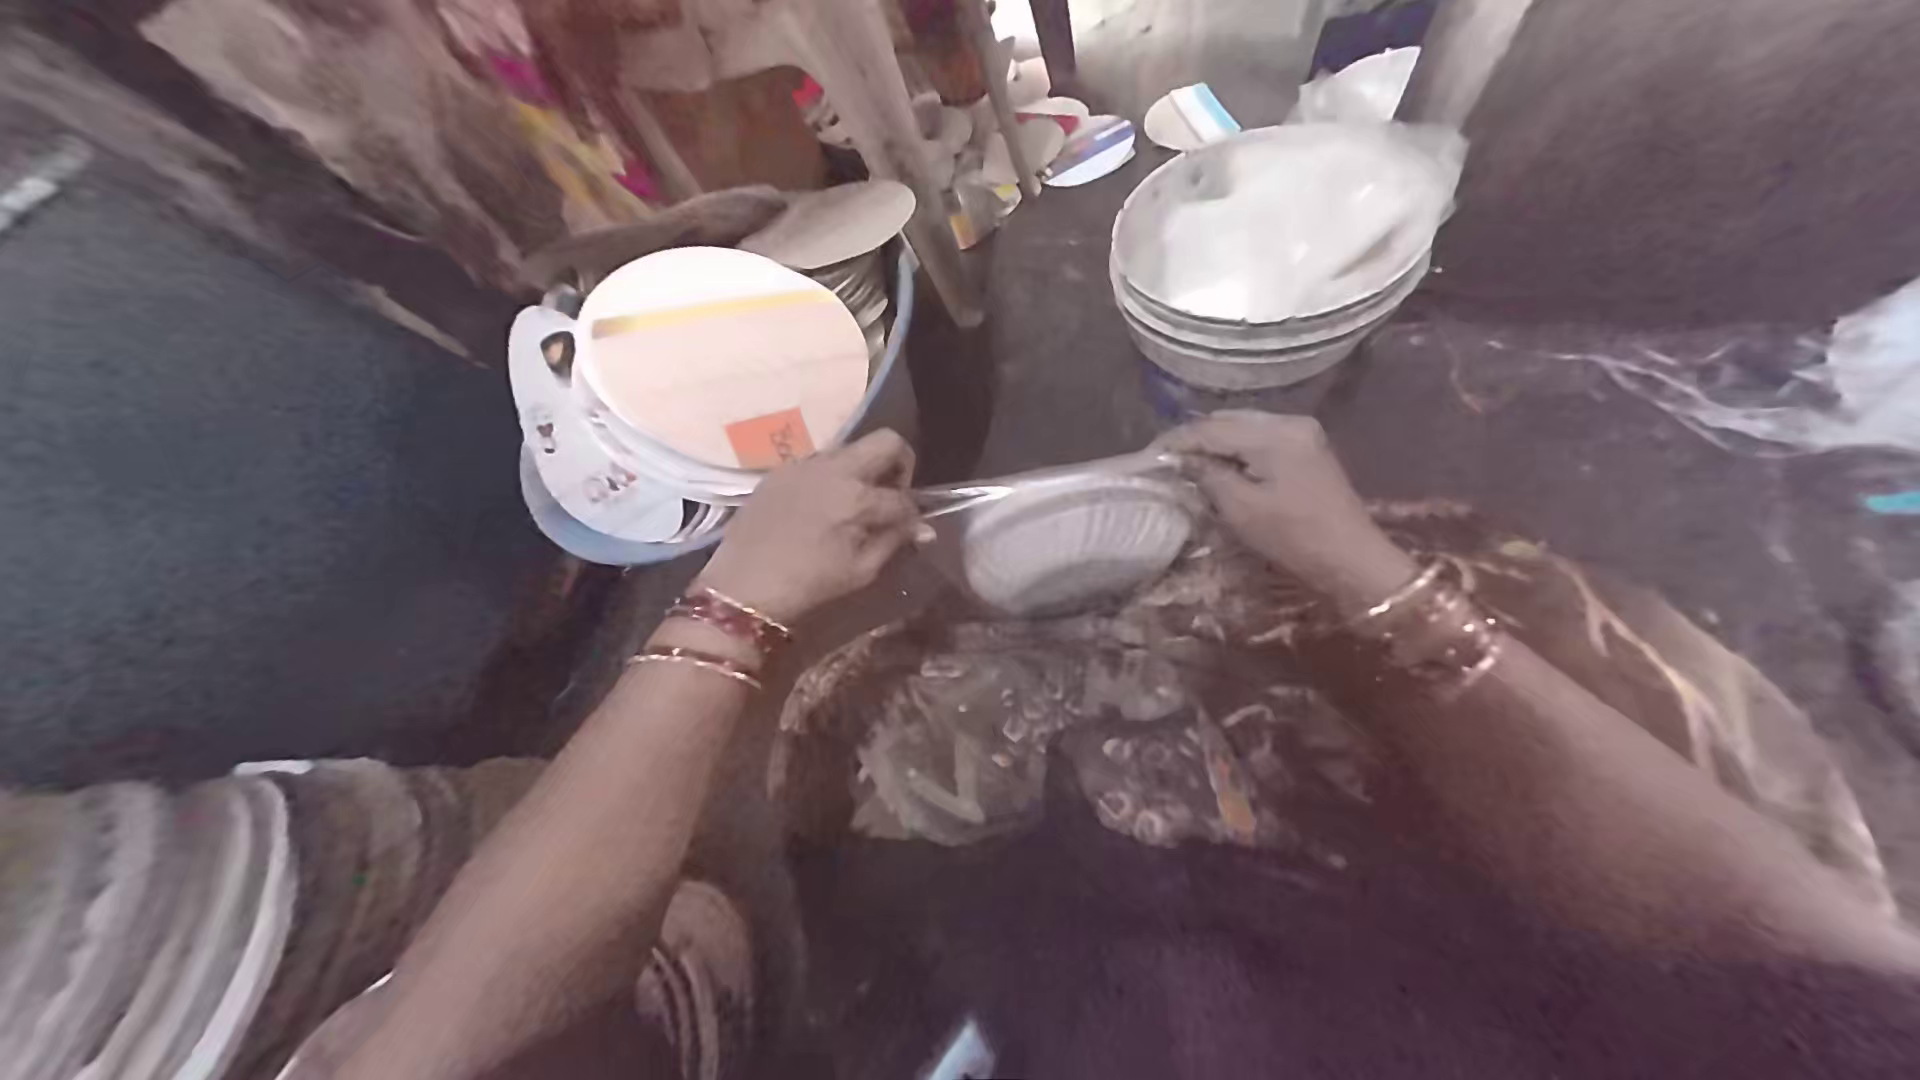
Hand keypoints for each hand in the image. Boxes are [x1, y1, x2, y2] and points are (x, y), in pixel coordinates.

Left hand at [696, 430, 928, 623]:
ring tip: (854, 501)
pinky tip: (821, 505)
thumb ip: (895, 541)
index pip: (903, 497)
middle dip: (901, 463)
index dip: (913, 514)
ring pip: (851, 448)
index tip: (910, 527)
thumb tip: (923, 528)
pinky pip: (819, 461)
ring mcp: (805, 464)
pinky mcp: (781, 470)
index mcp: (858, 499)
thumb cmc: (809, 585)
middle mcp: (835, 470)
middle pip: (887, 441)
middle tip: (892, 493)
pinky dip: (832, 476)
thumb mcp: (861, 571)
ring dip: (864, 468)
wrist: (743, 586)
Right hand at [1156, 411, 1417, 611]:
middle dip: (1192, 438)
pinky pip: (1258, 435)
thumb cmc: (1292, 536)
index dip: (1176, 441)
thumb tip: (1180, 459)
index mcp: (1273, 435)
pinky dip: (1233, 446)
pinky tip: (1218, 463)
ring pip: (1241, 425)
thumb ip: (1207, 475)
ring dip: (1212, 441)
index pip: (1210, 428)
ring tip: (1185, 462)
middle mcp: (1288, 422)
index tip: (1147, 456)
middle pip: (1226, 420)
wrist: (1350, 557)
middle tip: (1164, 460)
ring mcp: (1300, 431)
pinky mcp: (1305, 445)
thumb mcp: (1240, 508)